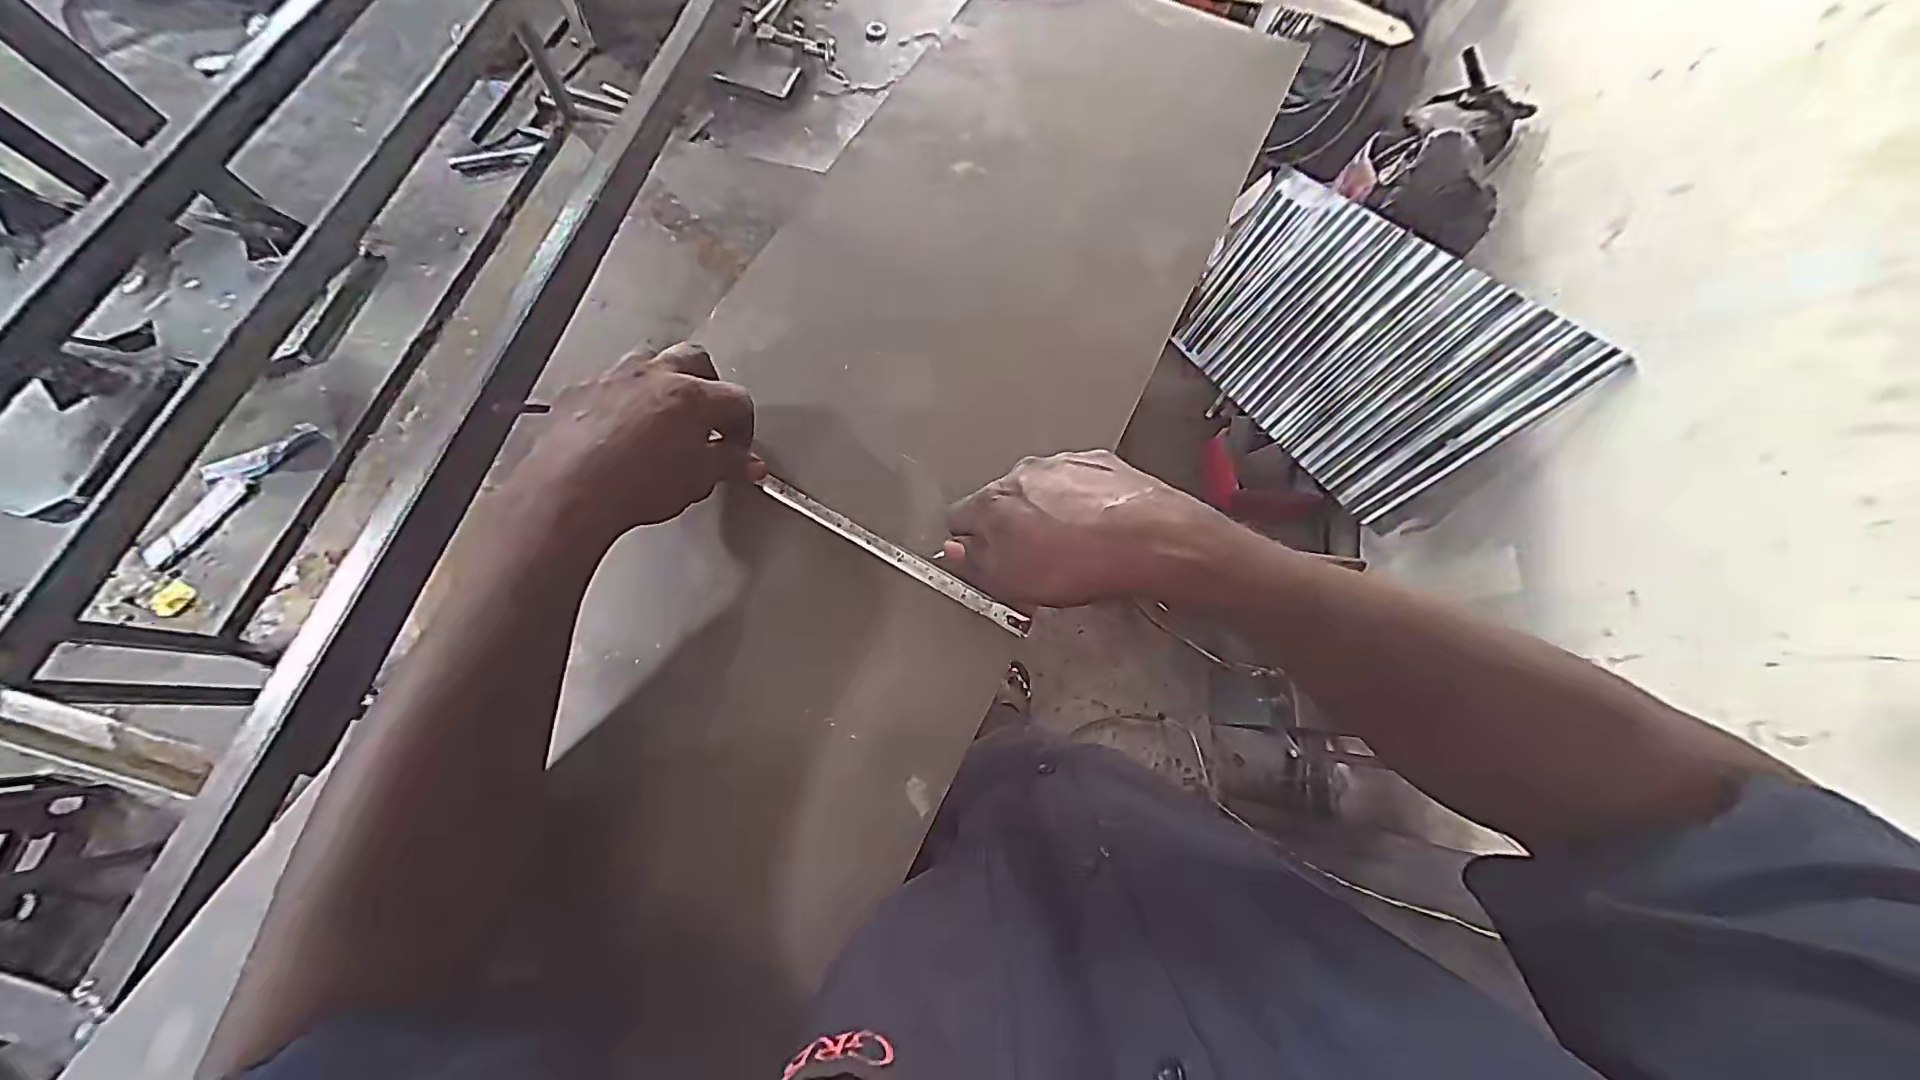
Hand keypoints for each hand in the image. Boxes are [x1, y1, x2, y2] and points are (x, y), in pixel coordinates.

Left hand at [509, 343, 762, 552]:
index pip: (736, 399)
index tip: (737, 448)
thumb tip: (746, 463)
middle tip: (709, 418)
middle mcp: (654, 376)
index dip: (743, 426)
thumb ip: (729, 464)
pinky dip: (625, 401)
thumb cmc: (633, 482)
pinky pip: (610, 385)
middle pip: (695, 360)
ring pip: (650, 363)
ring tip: (667, 419)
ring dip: (664, 384)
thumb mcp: (699, 478)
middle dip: (709, 385)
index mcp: (692, 394)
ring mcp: (614, 379)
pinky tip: (625, 432)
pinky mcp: (580, 392)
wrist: (570, 491)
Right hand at [943, 450, 1233, 606]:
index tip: (983, 560)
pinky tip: (1096, 531)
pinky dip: (1081, 504)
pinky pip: (1077, 486)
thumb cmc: (1084, 561)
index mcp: (994, 500)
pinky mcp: (1099, 464)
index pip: (958, 517)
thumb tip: (954, 552)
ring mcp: (1063, 465)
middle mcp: (1024, 473)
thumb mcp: (1010, 581)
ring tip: (1071, 549)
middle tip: (1031, 562)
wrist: (1150, 539)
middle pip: (1001, 501)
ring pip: (1041, 491)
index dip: (968, 544)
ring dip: (1047, 514)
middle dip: (1011, 527)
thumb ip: (973, 564)